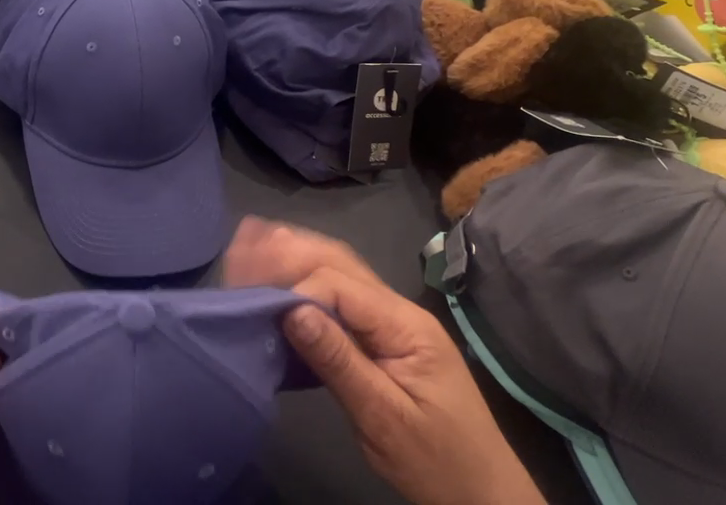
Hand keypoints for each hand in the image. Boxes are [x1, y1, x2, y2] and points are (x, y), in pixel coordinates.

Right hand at [223, 218, 543, 504]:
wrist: (483, 497)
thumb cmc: (436, 462)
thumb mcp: (384, 419)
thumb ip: (339, 361)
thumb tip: (290, 308)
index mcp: (405, 325)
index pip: (339, 284)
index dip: (295, 289)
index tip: (260, 313)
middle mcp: (399, 311)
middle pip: (338, 262)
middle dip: (289, 252)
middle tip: (241, 249)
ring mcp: (393, 321)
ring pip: (338, 271)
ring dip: (295, 257)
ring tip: (252, 245)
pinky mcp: (383, 337)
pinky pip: (340, 296)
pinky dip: (306, 280)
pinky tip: (281, 275)